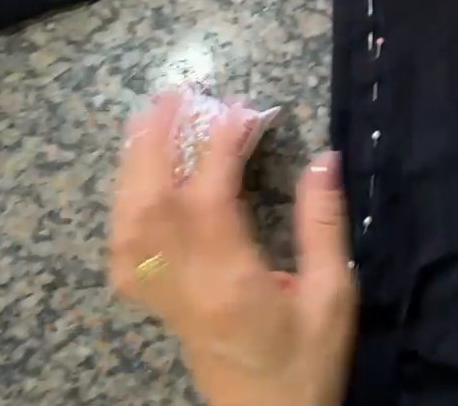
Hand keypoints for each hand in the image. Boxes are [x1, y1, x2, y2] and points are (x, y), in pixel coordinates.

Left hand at [109, 94, 355, 405]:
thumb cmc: (308, 362)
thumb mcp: (334, 295)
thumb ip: (325, 227)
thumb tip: (324, 159)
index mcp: (230, 283)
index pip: (209, 200)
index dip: (219, 146)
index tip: (238, 106)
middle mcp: (185, 288)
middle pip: (150, 207)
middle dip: (155, 144)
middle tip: (170, 95)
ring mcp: (165, 300)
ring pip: (128, 228)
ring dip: (132, 168)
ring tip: (143, 122)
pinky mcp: (161, 308)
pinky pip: (124, 257)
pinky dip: (123, 211)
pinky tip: (134, 186)